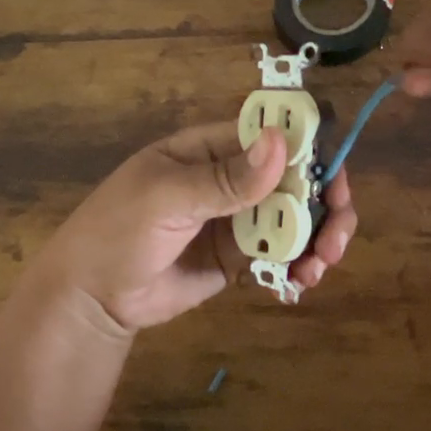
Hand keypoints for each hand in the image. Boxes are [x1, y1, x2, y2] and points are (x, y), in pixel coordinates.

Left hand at [31, 122, 358, 333]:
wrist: (93, 296)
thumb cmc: (117, 232)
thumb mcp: (165, 199)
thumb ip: (223, 179)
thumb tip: (281, 144)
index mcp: (209, 149)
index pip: (272, 135)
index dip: (310, 150)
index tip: (333, 178)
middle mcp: (231, 179)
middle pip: (295, 179)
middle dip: (325, 203)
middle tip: (336, 237)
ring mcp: (236, 220)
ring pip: (295, 219)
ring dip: (318, 238)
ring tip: (318, 267)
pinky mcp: (238, 258)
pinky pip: (280, 254)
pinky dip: (298, 265)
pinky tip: (299, 282)